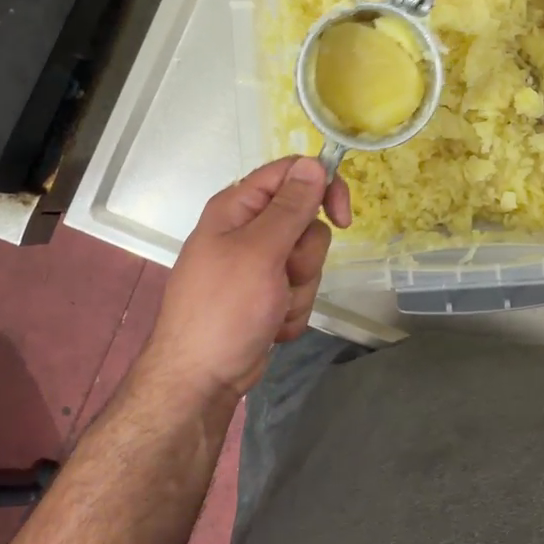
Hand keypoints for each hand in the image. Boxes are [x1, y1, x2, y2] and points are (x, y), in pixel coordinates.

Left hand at [144, 156, 351, 396]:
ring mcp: (258, 266)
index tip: (342, 217)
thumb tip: (314, 163)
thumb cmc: (224, 310)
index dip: (320, 188)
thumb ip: (290, 207)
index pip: (290, 174)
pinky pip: (301, 290)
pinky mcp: (268, 297)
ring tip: (274, 308)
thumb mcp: (260, 252)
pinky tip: (272, 326)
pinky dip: (293, 310)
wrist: (202, 379)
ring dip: (300, 288)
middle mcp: (247, 231)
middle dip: (306, 254)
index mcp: (237, 208)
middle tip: (284, 274)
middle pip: (306, 222)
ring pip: (308, 260)